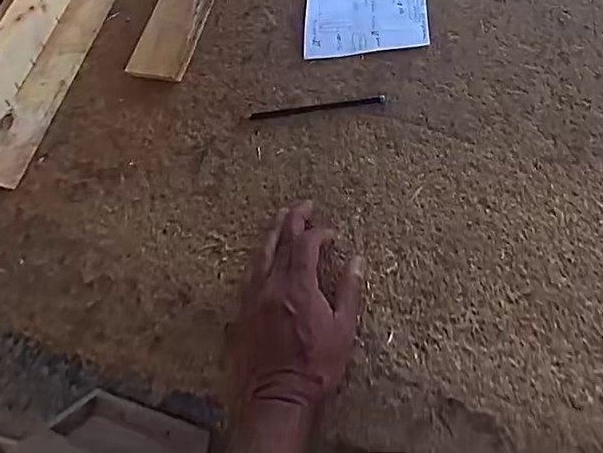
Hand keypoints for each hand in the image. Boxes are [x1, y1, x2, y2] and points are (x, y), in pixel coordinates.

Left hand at [227, 201, 364, 449]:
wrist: (279, 397)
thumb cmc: (315, 367)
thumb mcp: (343, 329)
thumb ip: (349, 290)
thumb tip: (357, 261)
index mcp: (299, 286)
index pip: (307, 244)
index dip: (319, 233)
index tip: (331, 234)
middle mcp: (274, 284)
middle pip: (282, 240)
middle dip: (295, 219)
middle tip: (304, 205)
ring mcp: (256, 296)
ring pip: (262, 252)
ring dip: (273, 230)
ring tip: (282, 216)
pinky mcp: (245, 309)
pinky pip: (250, 271)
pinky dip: (260, 255)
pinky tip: (262, 251)